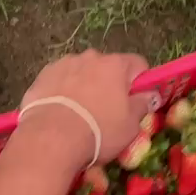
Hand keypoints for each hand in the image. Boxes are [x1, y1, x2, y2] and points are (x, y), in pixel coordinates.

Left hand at [17, 50, 158, 169]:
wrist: (51, 137)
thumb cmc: (98, 131)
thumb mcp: (130, 126)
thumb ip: (142, 105)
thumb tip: (151, 94)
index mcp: (115, 65)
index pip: (137, 64)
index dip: (140, 82)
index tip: (136, 101)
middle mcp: (90, 57)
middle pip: (107, 67)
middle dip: (110, 84)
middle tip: (107, 111)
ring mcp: (65, 63)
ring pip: (82, 72)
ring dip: (85, 86)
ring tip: (79, 114)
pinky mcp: (44, 74)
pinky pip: (60, 80)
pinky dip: (63, 91)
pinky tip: (60, 112)